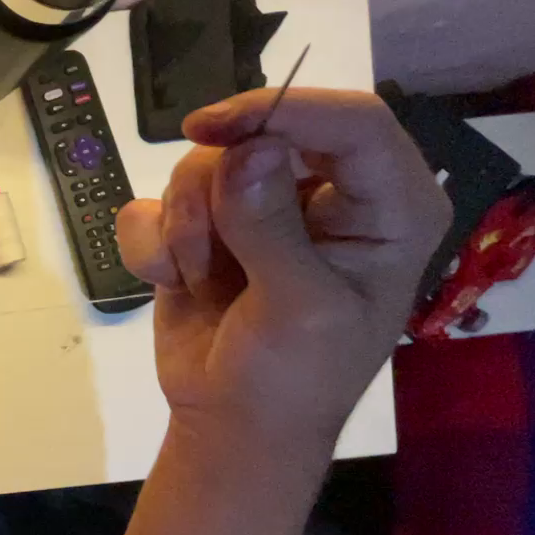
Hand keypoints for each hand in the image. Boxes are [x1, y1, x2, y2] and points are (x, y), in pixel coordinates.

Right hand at [116, 89, 447, 451]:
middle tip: (206, 257)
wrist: (229, 421)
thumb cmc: (292, 376)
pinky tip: (170, 280)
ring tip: (198, 279)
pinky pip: (151, 209)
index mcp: (384, 207)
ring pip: (196, 173)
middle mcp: (321, 197)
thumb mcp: (300, 308)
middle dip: (214, 198)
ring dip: (182, 232)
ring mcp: (252, 214)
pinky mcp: (196, 235)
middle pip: (255, 141)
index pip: (349, 124)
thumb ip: (272, 228)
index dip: (279, 113)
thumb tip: (245, 152)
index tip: (208, 130)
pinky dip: (150, 247)